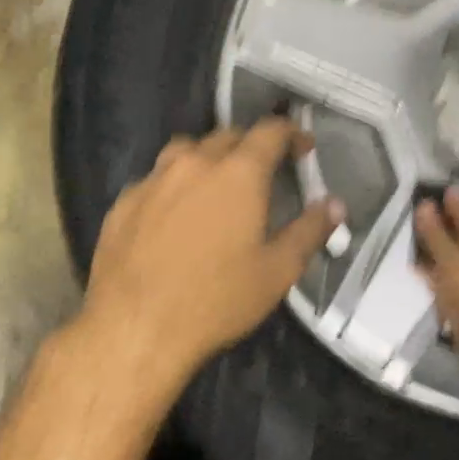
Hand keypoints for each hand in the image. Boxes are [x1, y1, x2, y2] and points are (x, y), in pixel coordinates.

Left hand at [74, 117, 344, 382]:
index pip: (270, 132)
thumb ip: (309, 231)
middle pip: (226, 136)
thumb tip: (335, 204)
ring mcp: (152, 180)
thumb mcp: (277, 272)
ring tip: (216, 185)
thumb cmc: (216, 300)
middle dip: (250, 146)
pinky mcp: (123, 202)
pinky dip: (173, 186)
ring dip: (208, 159)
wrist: (135, 327)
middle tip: (264, 171)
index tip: (303, 147)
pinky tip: (173, 216)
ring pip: (185, 152)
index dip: (291, 133)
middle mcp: (193, 163)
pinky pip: (155, 180)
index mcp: (238, 173)